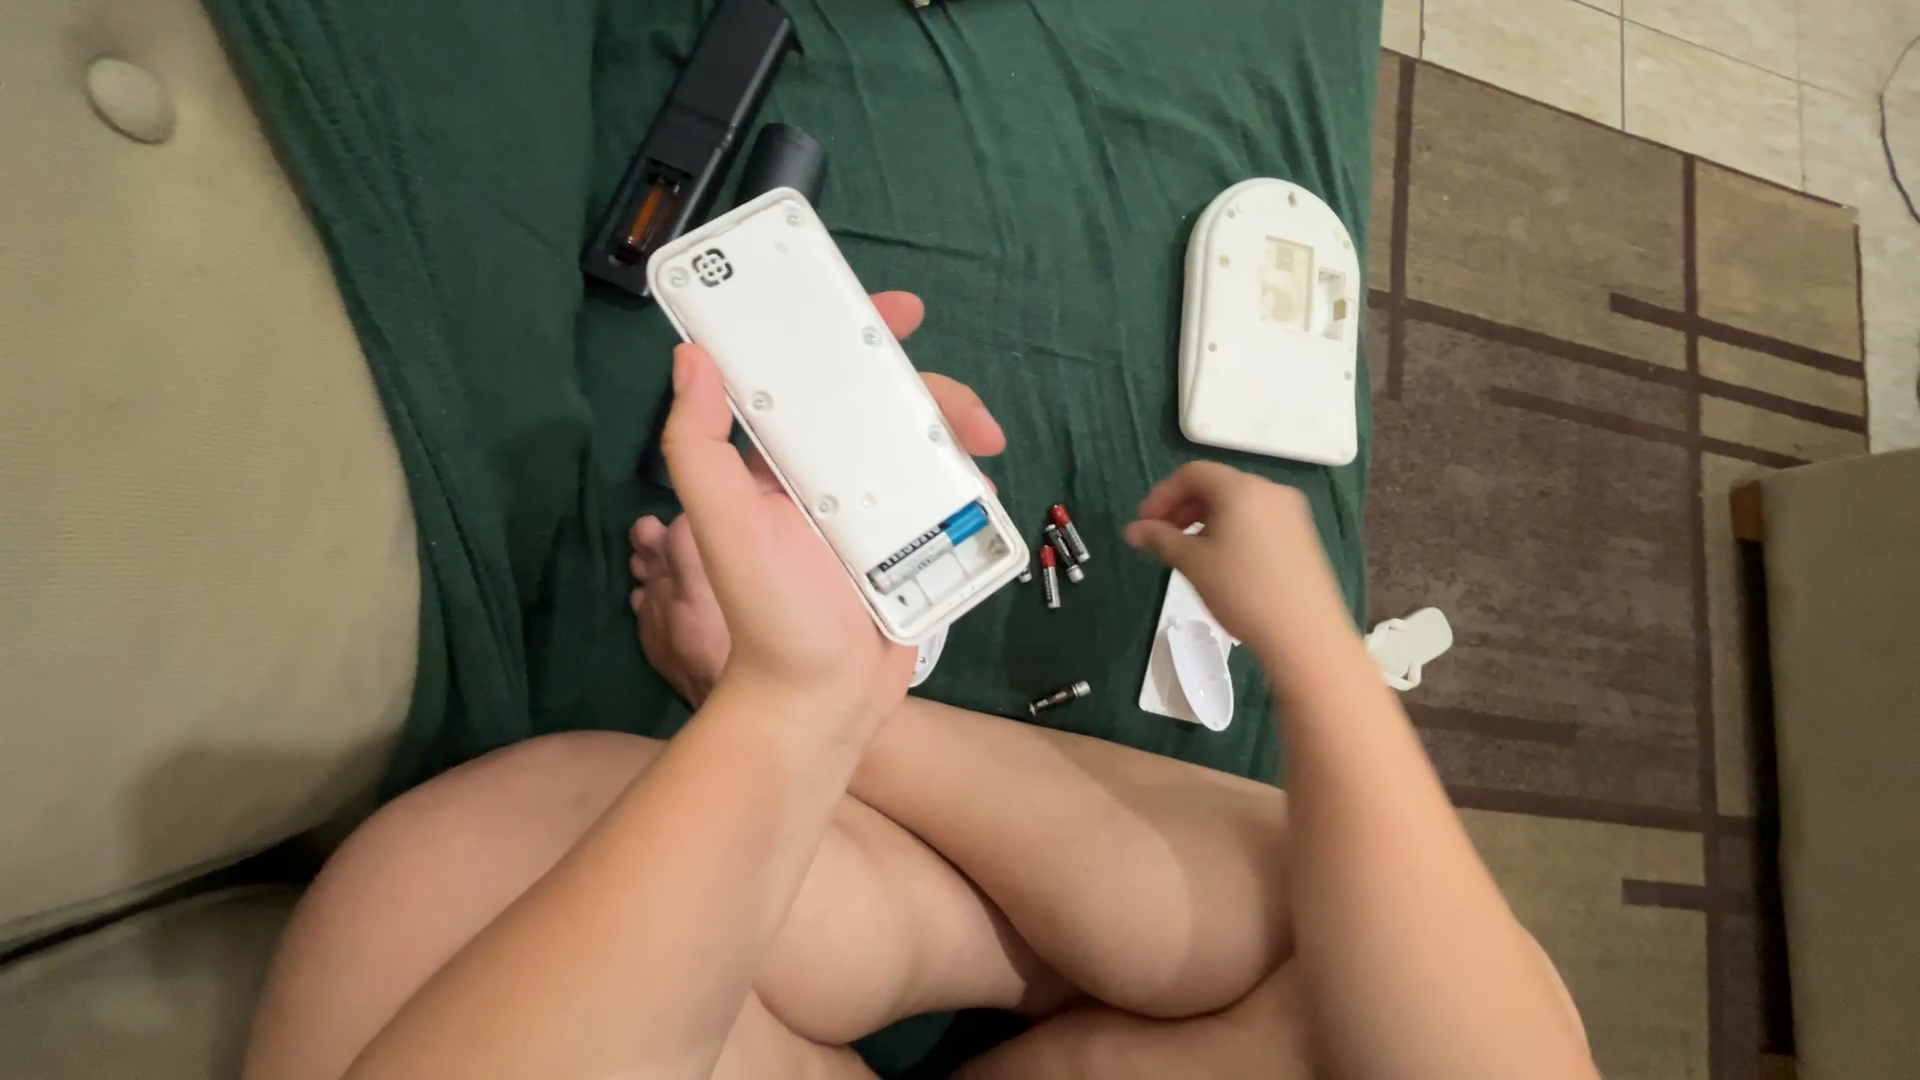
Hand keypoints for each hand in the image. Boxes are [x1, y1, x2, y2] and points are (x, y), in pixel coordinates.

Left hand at [661, 291, 1005, 723]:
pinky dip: (969, 485)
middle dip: (932, 393)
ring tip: (990, 448)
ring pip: (923, 447)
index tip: (900, 312)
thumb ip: (699, 448)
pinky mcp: (910, 542)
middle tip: (971, 411)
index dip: (852, 336)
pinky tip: (987, 490)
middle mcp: (830, 475)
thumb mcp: (723, 529)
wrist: (822, 700)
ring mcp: (875, 509)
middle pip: (885, 408)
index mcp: (783, 462)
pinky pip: (944, 496)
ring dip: (960, 437)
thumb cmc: (771, 616)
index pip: (815, 379)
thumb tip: (693, 357)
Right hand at [1125, 462, 1353, 664]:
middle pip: (1215, 485)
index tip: (1144, 524)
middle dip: (1181, 508)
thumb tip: (1132, 530)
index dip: (1161, 495)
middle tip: (1160, 538)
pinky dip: (1229, 529)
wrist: (1305, 634)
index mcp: (1241, 489)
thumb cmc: (1242, 591)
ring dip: (1203, 520)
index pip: (1192, 473)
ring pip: (1236, 504)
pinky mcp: (1301, 536)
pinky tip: (1220, 561)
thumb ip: (1159, 539)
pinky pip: (1255, 519)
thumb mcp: (1192, 563)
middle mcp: (1269, 490)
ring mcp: (1290, 513)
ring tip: (1187, 553)